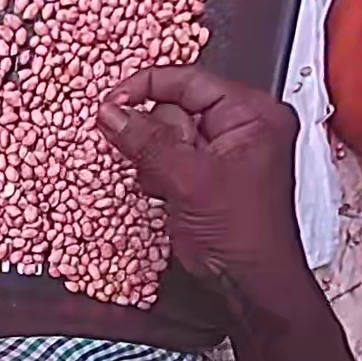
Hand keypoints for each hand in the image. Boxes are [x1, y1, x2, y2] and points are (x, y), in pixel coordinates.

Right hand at [95, 65, 308, 301]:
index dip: (147, 87)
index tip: (111, 101)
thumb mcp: (190, 178)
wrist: (247, 279)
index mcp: (251, 113)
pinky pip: (162, 159)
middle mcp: (237, 126)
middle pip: (172, 109)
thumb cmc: (240, 230)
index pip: (190, 81)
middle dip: (156, 138)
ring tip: (168, 187)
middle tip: (164, 168)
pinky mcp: (199, 174)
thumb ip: (147, 141)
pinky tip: (165, 195)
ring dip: (153, 161)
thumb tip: (110, 112)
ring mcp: (217, 152)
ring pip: (162, 136)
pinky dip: (155, 175)